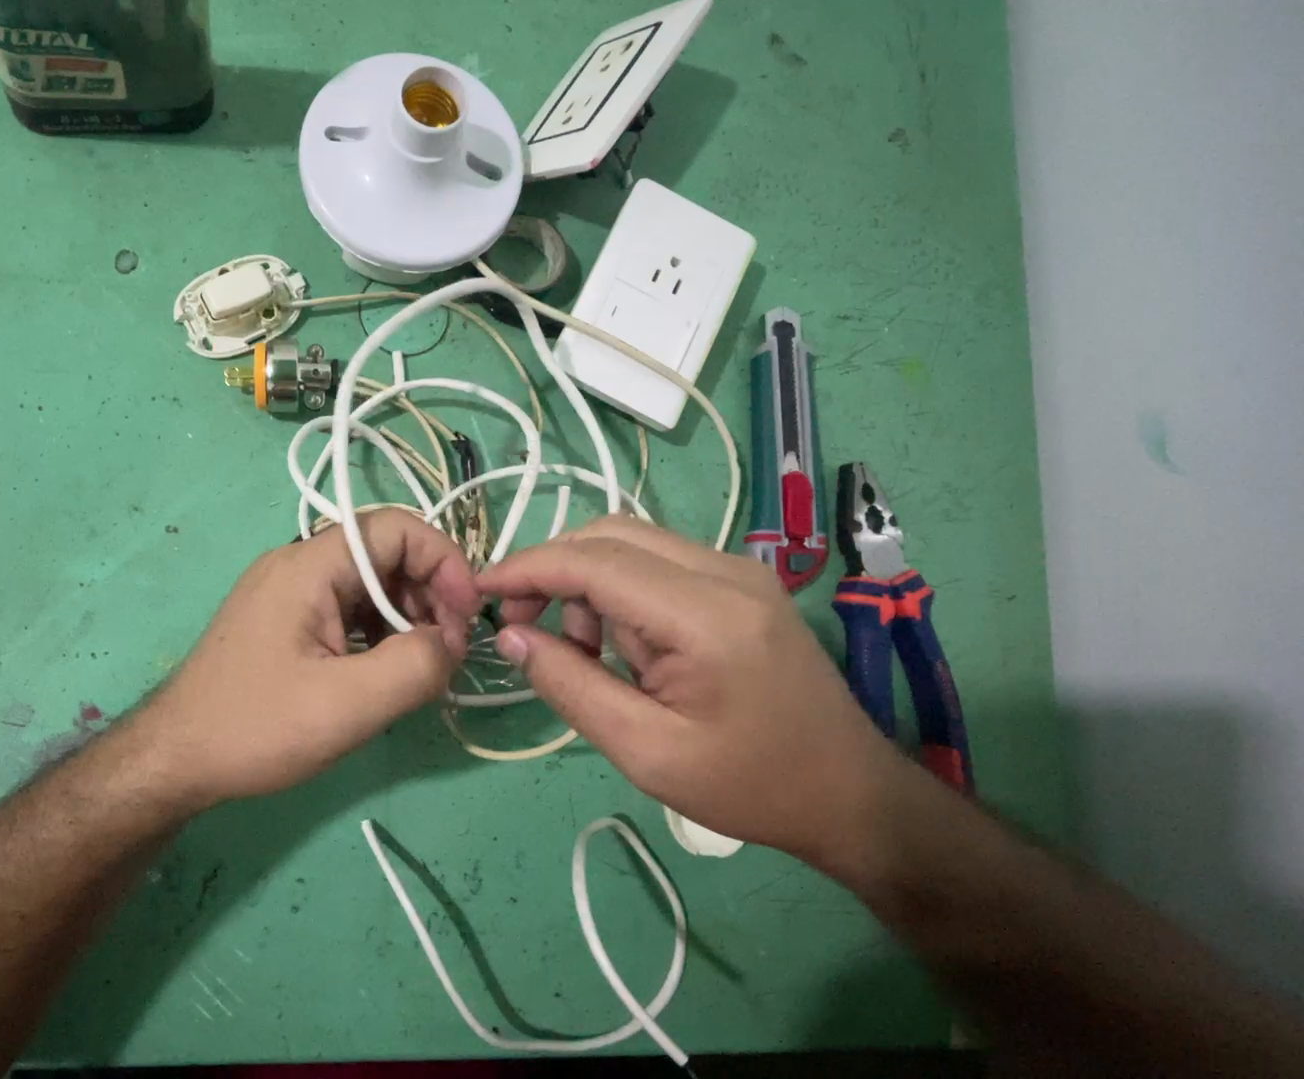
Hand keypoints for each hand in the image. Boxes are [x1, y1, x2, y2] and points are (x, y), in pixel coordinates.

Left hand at [129, 509, 481, 807]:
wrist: (176, 758)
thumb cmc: (257, 727)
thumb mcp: (348, 705)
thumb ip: (414, 667)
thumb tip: (452, 642)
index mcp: (309, 566)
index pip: (396, 527)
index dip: (444, 561)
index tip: (466, 616)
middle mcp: (297, 564)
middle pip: (385, 553)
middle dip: (430, 593)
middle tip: (448, 650)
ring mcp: (288, 592)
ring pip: (369, 584)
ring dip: (407, 616)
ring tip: (422, 666)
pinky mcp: (285, 620)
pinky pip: (347, 608)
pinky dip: (378, 632)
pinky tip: (386, 671)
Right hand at [477, 516, 907, 864]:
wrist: (851, 794)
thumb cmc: (750, 786)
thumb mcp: (645, 752)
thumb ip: (570, 686)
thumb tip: (509, 636)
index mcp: (705, 616)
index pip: (594, 562)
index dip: (526, 568)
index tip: (477, 591)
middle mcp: (725, 572)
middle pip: (609, 534)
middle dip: (550, 569)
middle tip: (519, 626)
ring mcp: (739, 570)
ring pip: (631, 542)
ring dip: (585, 582)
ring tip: (581, 651)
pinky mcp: (741, 582)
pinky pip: (658, 562)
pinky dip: (617, 589)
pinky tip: (621, 644)